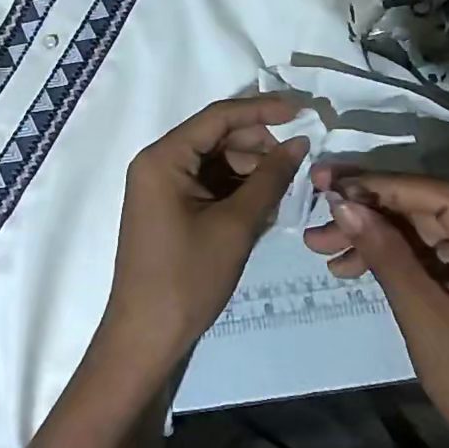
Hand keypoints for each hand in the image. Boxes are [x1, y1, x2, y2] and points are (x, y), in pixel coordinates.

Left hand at [101, 97, 308, 364]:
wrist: (146, 337)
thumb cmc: (187, 278)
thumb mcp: (235, 225)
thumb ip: (270, 179)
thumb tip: (300, 144)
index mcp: (163, 158)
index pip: (218, 116)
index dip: (262, 110)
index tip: (302, 111)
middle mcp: (158, 163)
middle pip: (217, 137)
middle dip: (259, 146)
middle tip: (298, 163)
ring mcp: (162, 186)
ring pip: (216, 161)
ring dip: (252, 169)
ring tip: (286, 189)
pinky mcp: (170, 207)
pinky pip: (210, 183)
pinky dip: (238, 189)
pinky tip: (265, 204)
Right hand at [305, 169, 448, 443]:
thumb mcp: (424, 316)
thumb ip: (386, 254)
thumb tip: (344, 203)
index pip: (440, 196)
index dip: (385, 185)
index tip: (335, 185)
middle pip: (428, 211)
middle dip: (371, 210)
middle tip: (319, 209)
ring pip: (422, 234)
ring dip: (374, 235)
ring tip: (321, 245)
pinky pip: (428, 259)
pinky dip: (391, 259)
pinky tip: (350, 268)